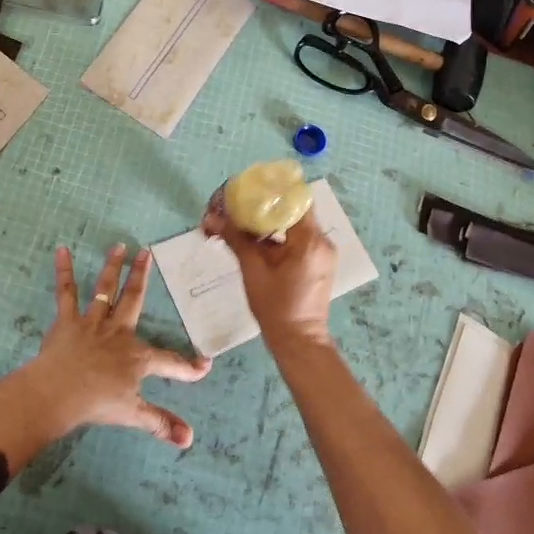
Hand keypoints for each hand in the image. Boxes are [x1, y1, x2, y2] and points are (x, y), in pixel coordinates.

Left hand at [19, 244, 211, 447]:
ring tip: (119, 246)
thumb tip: (190, 440)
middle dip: (142, 276)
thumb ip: (161, 423)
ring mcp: (92, 322)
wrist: (59, 393)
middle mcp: (118, 332)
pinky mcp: (67, 320)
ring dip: (113, 267)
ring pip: (105, 289)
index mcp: (137, 357)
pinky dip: (64, 271)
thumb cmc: (97, 403)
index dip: (188, 367)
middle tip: (148, 252)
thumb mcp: (133, 415)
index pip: (169, 362)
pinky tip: (61, 251)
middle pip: (134, 299)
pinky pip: (66, 293)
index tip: (205, 365)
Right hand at [204, 206, 336, 350]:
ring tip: (240, 225)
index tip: (249, 191)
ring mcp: (321, 253)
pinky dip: (276, 238)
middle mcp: (321, 242)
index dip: (272, 192)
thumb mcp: (252, 271)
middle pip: (293, 212)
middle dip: (264, 208)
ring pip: (293, 226)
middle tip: (237, 208)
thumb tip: (211, 218)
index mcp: (310, 241)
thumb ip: (235, 239)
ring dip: (268, 224)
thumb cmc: (276, 307)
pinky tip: (254, 242)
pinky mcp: (317, 263)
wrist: (299, 342)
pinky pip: (296, 240)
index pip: (295, 200)